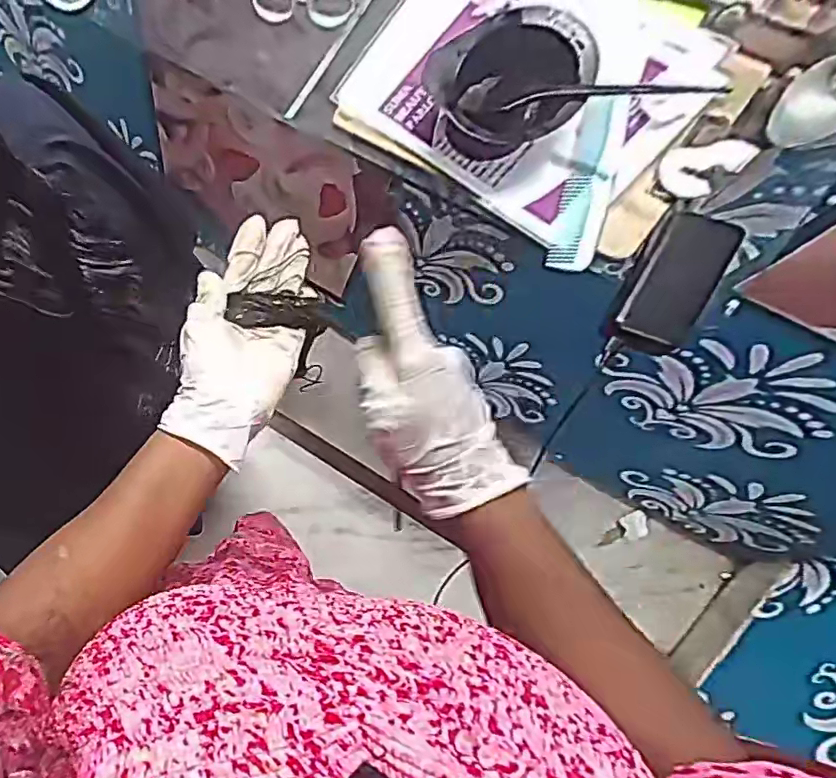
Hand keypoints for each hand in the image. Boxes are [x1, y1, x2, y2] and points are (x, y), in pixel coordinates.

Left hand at [157, 215, 311, 469]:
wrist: (224, 403)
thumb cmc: (205, 370)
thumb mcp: (198, 326)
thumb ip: (208, 299)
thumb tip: (209, 276)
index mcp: (223, 309)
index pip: (238, 270)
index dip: (248, 247)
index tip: (257, 225)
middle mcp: (246, 316)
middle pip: (265, 275)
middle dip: (275, 250)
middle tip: (288, 227)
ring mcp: (268, 328)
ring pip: (282, 289)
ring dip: (291, 265)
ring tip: (299, 240)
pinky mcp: (287, 342)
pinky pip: (298, 315)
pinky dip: (303, 298)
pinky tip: (308, 281)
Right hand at [356, 227, 528, 518]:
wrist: (465, 480)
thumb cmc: (421, 449)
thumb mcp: (378, 408)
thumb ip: (370, 367)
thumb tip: (371, 343)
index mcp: (416, 356)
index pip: (396, 303)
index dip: (386, 271)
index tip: (380, 238)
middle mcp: (440, 354)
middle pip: (399, 340)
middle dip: (385, 361)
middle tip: (384, 402)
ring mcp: (453, 369)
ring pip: (411, 363)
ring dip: (401, 384)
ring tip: (403, 422)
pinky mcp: (458, 385)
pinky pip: (426, 380)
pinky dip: (417, 396)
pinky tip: (418, 424)